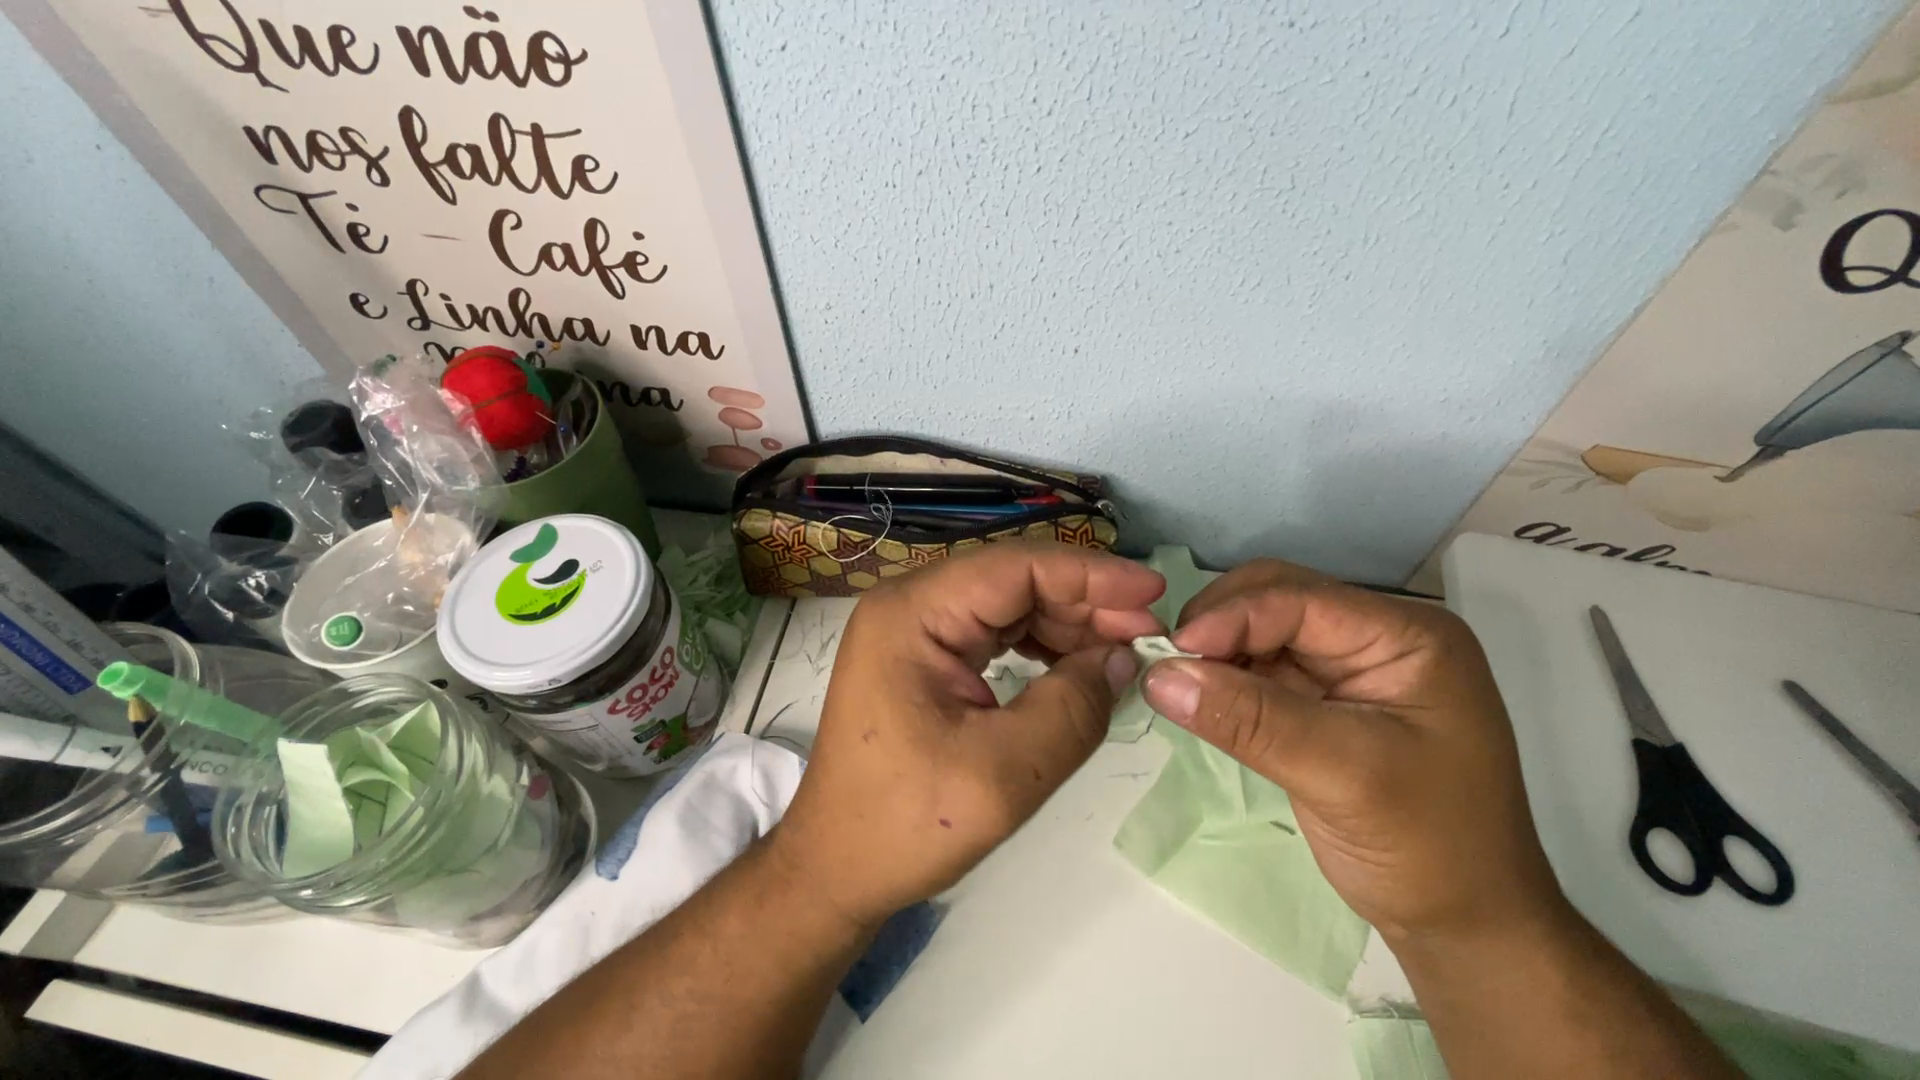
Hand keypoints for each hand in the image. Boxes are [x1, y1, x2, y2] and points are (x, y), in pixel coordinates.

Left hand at [770, 542, 1164, 926]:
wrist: (835, 869)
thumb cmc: (906, 825)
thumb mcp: (1005, 774)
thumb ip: (1073, 708)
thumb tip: (1124, 657)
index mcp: (912, 615)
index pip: (1016, 567)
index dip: (1091, 574)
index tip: (1155, 592)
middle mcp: (909, 607)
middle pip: (1012, 579)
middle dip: (1084, 601)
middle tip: (1148, 633)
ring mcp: (913, 631)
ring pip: (1007, 604)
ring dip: (1067, 623)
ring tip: (1123, 652)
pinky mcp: (924, 658)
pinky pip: (993, 633)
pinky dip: (1040, 646)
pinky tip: (1078, 668)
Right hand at [1140, 560, 1566, 946]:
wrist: (1463, 921)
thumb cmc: (1428, 844)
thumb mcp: (1344, 774)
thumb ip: (1251, 720)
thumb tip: (1159, 676)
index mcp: (1405, 636)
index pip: (1300, 599)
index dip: (1230, 616)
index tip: (1169, 652)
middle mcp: (1374, 638)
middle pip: (1275, 600)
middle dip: (1217, 624)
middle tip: (1165, 665)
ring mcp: (1346, 670)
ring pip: (1258, 633)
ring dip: (1213, 651)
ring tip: (1171, 683)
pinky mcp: (1319, 703)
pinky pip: (1258, 672)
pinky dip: (1222, 680)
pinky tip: (1195, 699)